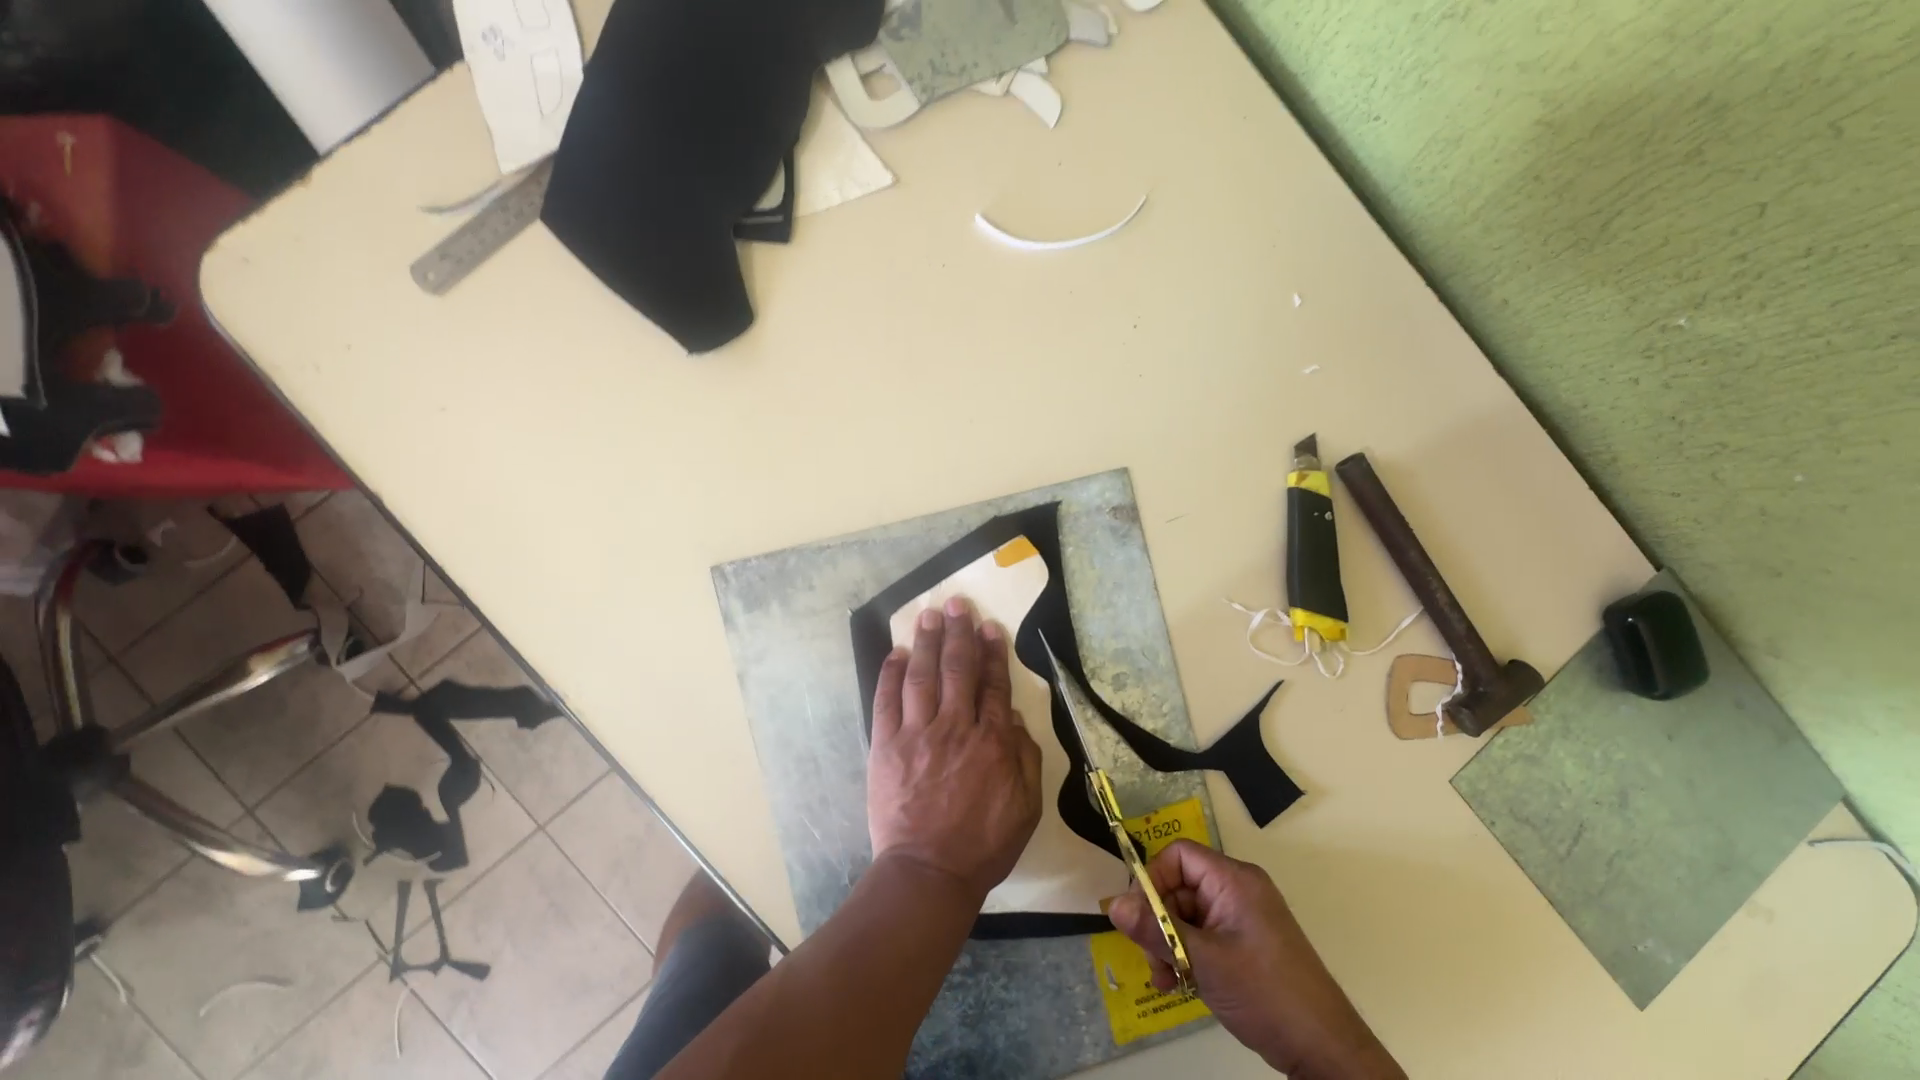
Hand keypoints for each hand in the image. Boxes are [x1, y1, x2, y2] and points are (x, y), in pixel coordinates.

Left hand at [867, 598, 1042, 904]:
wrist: (929, 872)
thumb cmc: (983, 845)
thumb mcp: (1026, 808)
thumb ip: (1025, 760)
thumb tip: (1014, 720)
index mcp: (992, 742)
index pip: (993, 686)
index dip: (992, 654)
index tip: (990, 628)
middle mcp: (956, 727)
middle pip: (957, 669)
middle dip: (959, 633)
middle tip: (957, 604)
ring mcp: (917, 734)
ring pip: (922, 675)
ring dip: (925, 642)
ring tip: (928, 615)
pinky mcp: (886, 746)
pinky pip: (887, 701)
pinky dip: (890, 674)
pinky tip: (895, 654)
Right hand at [1109, 840, 1403, 1079]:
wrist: (1321, 1045)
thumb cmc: (1265, 992)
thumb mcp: (1203, 962)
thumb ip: (1156, 931)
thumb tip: (1112, 905)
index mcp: (1234, 881)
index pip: (1179, 856)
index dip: (1152, 880)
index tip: (1138, 918)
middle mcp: (1237, 890)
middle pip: (1178, 887)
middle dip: (1158, 923)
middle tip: (1154, 962)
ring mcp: (1241, 917)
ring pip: (1185, 915)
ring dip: (1168, 945)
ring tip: (1167, 980)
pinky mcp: (1242, 943)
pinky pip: (1200, 935)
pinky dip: (1185, 956)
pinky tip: (1179, 984)